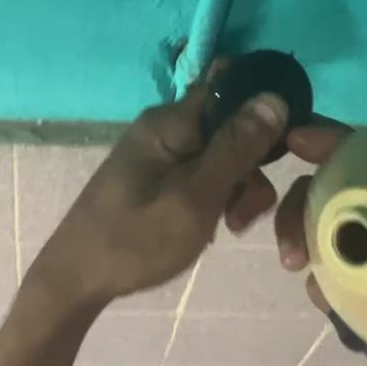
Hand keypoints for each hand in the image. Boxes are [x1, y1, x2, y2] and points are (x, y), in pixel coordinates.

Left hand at [30, 62, 289, 305]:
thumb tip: (275, 96)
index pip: (231, 87)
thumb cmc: (136, 239)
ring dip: (236, 188)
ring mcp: (161, 150)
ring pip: (221, 154)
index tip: (288, 149)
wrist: (78, 278)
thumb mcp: (195, 197)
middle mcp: (167, 125)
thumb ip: (235, 148)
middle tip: (243, 214)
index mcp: (172, 120)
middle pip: (231, 126)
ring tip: (229, 228)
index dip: (265, 110)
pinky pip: (203, 171)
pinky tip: (214, 227)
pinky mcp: (159, 174)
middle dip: (251, 166)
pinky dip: (216, 196)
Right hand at [273, 127, 366, 365]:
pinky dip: (309, 272)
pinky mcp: (354, 287)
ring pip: (317, 219)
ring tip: (293, 263)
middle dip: (299, 192)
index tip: (303, 141)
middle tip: (289, 232)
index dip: (339, 138)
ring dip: (294, 228)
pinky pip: (321, 268)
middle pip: (334, 183)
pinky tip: (316, 294)